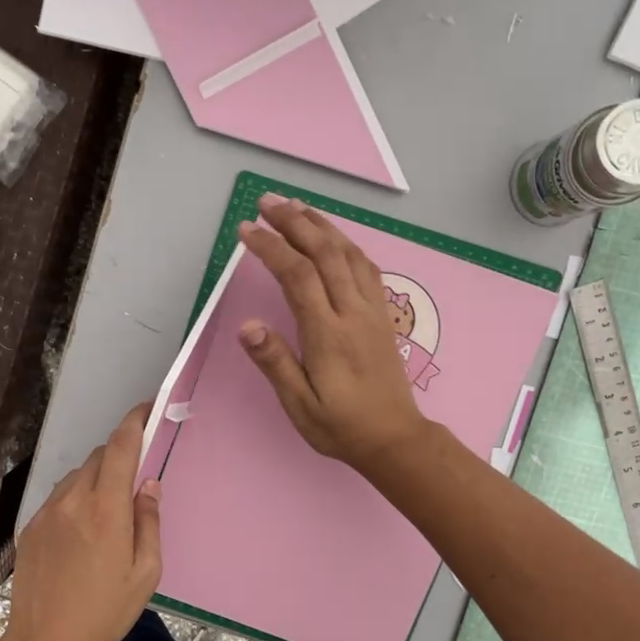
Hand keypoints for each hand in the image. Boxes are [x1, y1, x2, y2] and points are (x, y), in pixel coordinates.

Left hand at [6, 404, 162, 640]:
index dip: (134, 422)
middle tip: (134, 481)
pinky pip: (58, 498)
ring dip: (96, 479)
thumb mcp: (145, 573)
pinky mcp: (31, 528)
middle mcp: (73, 501)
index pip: (120, 448)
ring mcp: (46, 513)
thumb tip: (149, 485)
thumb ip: (149, 522)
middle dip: (119, 456)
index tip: (147, 409)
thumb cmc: (105, 612)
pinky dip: (76, 499)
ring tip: (109, 514)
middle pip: (97, 458)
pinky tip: (83, 533)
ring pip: (76, 477)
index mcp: (106, 510)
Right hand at [236, 194, 429, 478]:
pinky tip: (333, 239)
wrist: (393, 438)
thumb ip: (276, 363)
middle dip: (294, 222)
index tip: (245, 230)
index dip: (271, 247)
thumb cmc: (340, 426)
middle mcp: (353, 313)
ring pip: (349, 254)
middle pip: (325, 253)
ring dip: (322, 226)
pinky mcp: (382, 316)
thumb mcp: (300, 404)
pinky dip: (346, 244)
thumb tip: (249, 326)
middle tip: (266, 201)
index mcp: (329, 334)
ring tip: (296, 207)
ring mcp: (372, 311)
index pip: (297, 276)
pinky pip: (366, 268)